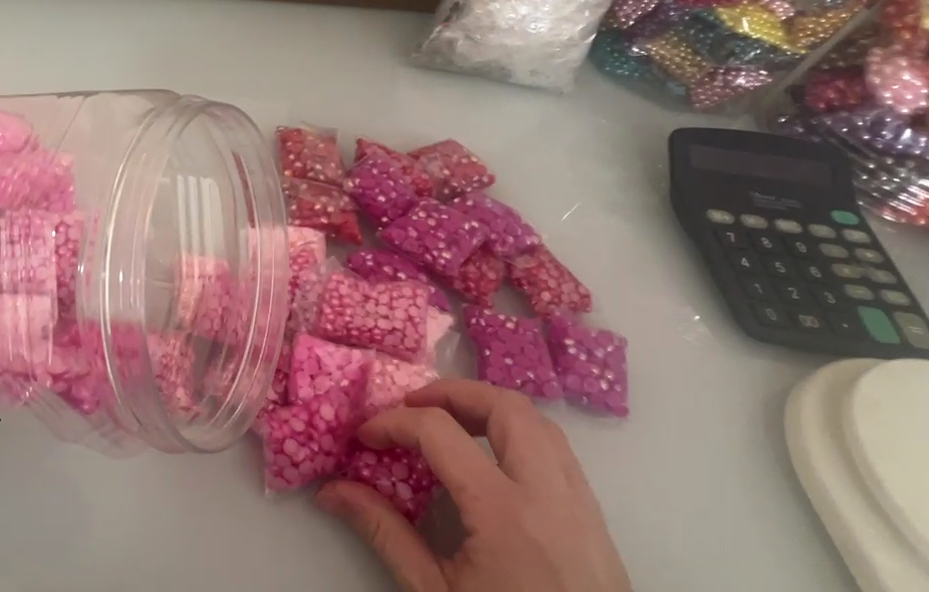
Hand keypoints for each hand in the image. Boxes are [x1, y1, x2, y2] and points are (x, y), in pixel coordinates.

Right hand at [315, 379, 631, 591]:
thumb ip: (384, 533)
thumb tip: (331, 492)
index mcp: (504, 511)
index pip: (438, 431)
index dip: (392, 422)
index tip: (364, 436)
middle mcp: (550, 495)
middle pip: (504, 406)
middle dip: (451, 394)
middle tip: (411, 408)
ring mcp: (582, 506)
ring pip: (540, 423)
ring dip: (489, 410)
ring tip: (449, 425)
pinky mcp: (597, 522)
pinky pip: (559, 453)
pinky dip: (519, 436)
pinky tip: (489, 461)